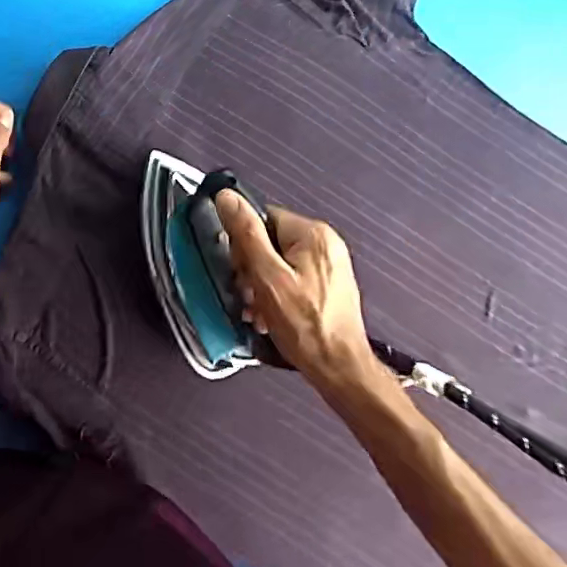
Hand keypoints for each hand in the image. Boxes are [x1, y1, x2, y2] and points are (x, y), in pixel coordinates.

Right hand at [214, 190, 374, 395]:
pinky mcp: (327, 285)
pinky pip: (290, 278)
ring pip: (276, 262)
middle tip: (250, 295)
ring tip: (258, 310)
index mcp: (313, 233)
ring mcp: (328, 265)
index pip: (261, 218)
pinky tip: (270, 315)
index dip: (243, 244)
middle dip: (251, 269)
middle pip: (268, 241)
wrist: (340, 370)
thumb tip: (227, 196)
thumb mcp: (267, 276)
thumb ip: (246, 234)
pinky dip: (276, 294)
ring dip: (260, 285)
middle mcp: (325, 243)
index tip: (241, 271)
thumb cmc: (304, 325)